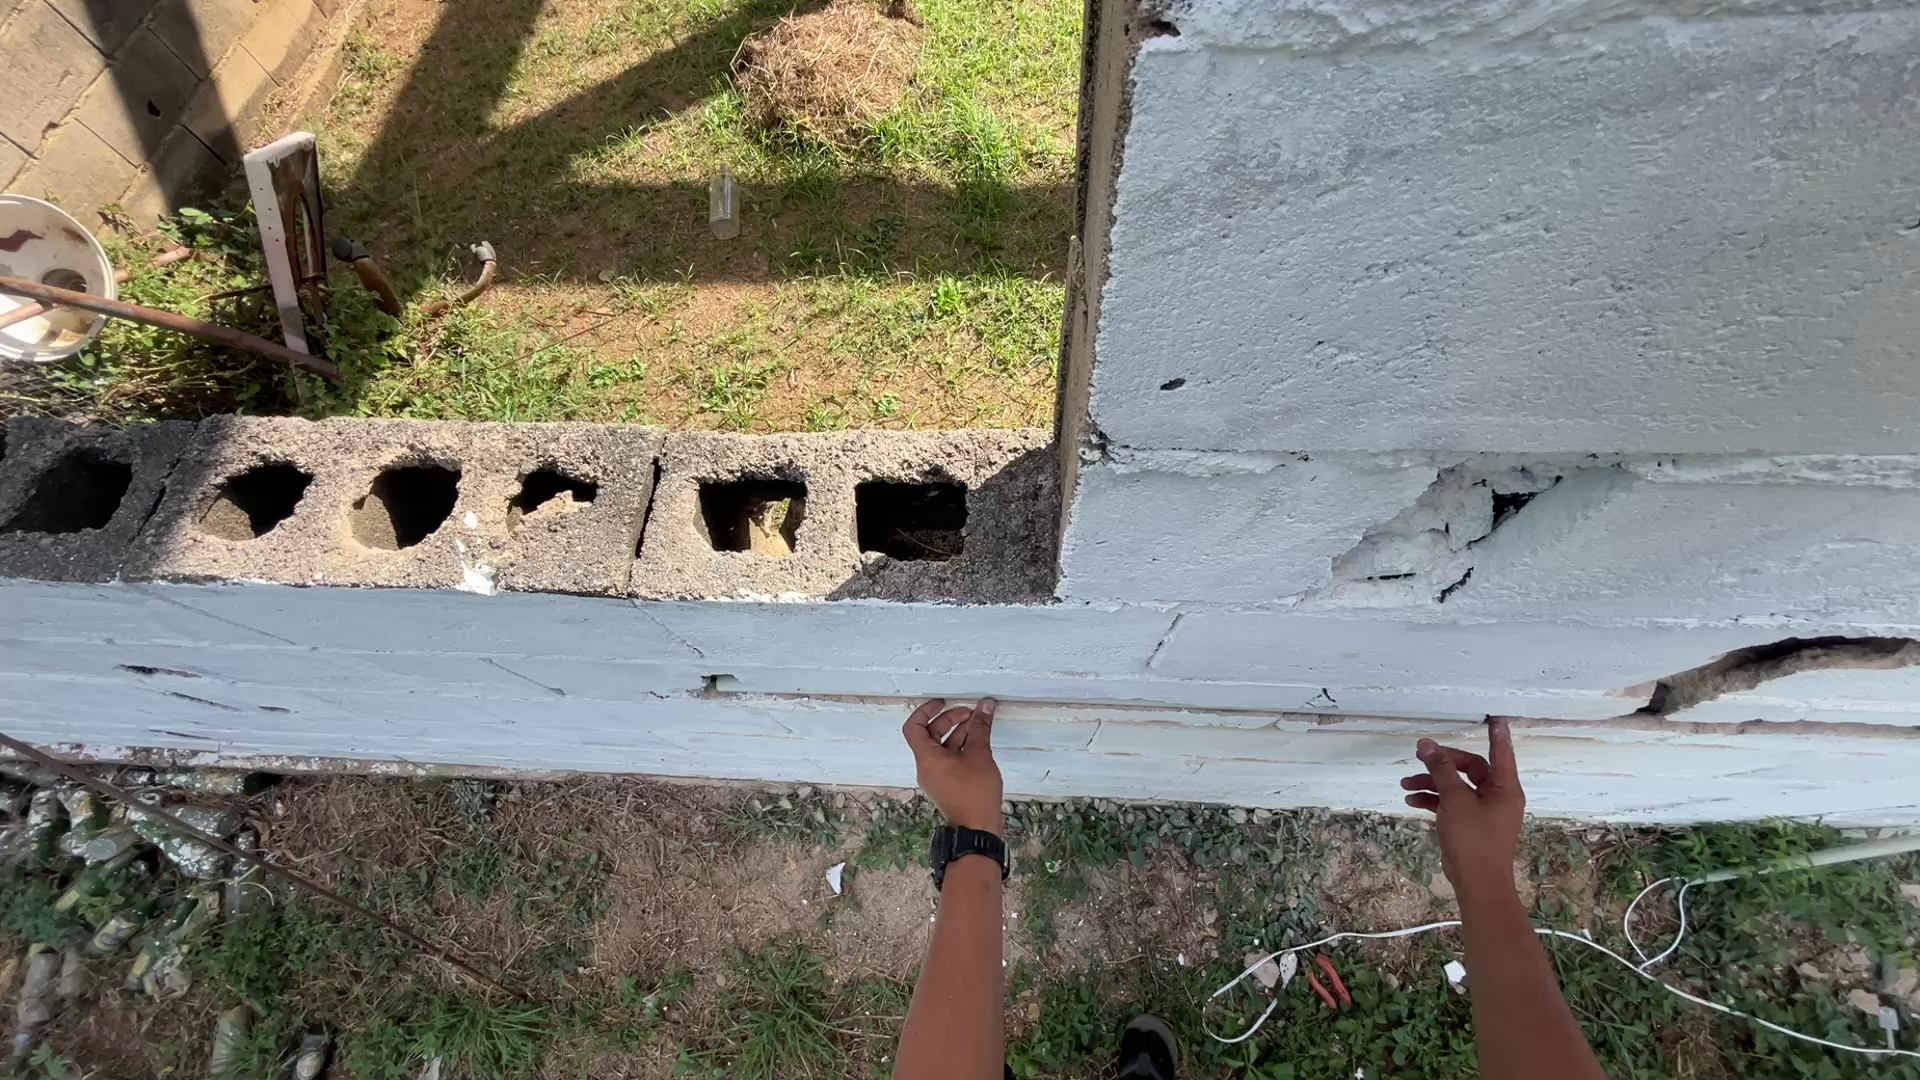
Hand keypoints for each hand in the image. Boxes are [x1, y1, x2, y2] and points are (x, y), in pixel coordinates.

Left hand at [902, 698, 1002, 834]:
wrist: (977, 830)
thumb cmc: (974, 793)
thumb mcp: (979, 754)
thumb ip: (980, 727)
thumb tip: (985, 705)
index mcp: (926, 757)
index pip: (914, 726)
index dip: (926, 710)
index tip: (943, 702)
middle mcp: (926, 766)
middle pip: (931, 734)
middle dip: (950, 719)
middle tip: (970, 712)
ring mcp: (936, 776)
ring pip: (942, 746)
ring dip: (959, 732)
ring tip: (979, 724)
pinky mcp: (947, 784)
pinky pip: (949, 758)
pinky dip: (961, 747)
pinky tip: (979, 743)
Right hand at [1399, 718, 1525, 896]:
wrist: (1477, 882)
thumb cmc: (1474, 838)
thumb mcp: (1454, 799)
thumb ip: (1440, 769)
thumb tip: (1426, 744)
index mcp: (1504, 788)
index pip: (1500, 753)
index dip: (1497, 735)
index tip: (1495, 717)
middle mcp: (1496, 796)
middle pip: (1469, 767)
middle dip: (1441, 762)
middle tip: (1419, 755)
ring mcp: (1482, 810)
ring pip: (1455, 785)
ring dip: (1430, 782)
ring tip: (1405, 784)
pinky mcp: (1468, 823)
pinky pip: (1449, 801)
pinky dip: (1432, 798)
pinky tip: (1412, 800)